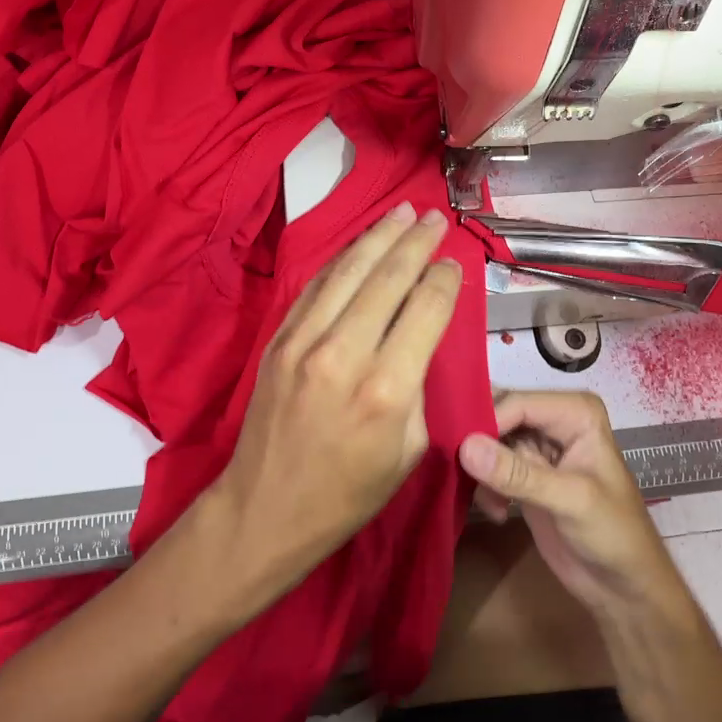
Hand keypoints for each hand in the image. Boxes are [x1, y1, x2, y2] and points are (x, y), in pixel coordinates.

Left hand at [216, 201, 463, 577]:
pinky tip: (359, 246)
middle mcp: (344, 354)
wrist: (266, 508)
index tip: (455, 261)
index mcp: (387, 389)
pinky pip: (315, 287)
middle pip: (388, 279)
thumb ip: (418, 388)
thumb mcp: (409, 451)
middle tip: (435, 217)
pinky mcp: (278, 341)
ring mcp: (303, 342)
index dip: (445, 278)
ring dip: (378, 237)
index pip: (425, 310)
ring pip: (347, 271)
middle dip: (416, 242)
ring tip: (402, 212)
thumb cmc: (348, 494)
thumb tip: (418, 339)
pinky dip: (340, 261)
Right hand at [458, 392, 673, 613]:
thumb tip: (465, 447)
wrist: (623, 586)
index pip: (517, 403)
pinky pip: (490, 467)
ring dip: (480, 472)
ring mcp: (538, 448)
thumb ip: (517, 474)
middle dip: (478, 444)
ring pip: (489, 441)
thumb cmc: (613, 535)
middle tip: (459, 471)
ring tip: (488, 503)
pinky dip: (486, 487)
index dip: (487, 423)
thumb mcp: (569, 501)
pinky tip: (497, 513)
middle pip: (499, 415)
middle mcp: (555, 421)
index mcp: (576, 412)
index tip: (459, 454)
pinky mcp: (525, 475)